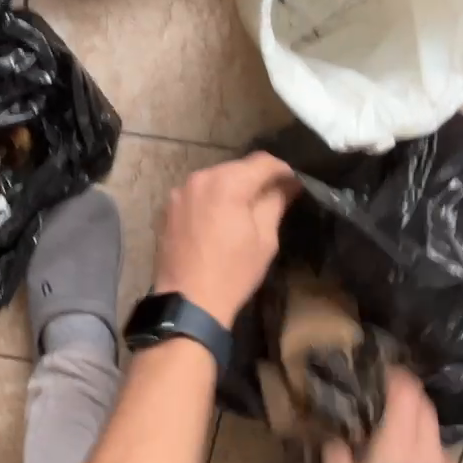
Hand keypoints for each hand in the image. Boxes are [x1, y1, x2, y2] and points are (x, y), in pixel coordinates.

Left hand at [150, 152, 299, 324]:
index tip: (294, 184)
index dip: (282, 170)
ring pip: (215, 179)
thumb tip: (288, 183)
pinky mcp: (168, 207)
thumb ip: (275, 203)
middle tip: (274, 198)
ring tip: (247, 210)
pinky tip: (220, 219)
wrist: (188, 301)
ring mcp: (180, 192)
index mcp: (226, 183)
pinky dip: (212, 199)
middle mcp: (200, 179)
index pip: (262, 161)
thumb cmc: (233, 272)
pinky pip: (198, 194)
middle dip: (256, 179)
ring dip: (233, 188)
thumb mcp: (265, 239)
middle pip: (236, 167)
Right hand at [321, 369, 462, 462]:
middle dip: (409, 400)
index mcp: (397, 446)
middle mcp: (429, 452)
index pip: (407, 395)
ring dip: (419, 435)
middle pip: (427, 410)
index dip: (398, 378)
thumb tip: (336, 439)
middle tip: (388, 405)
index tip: (385, 372)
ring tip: (399, 453)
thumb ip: (336, 461)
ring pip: (436, 439)